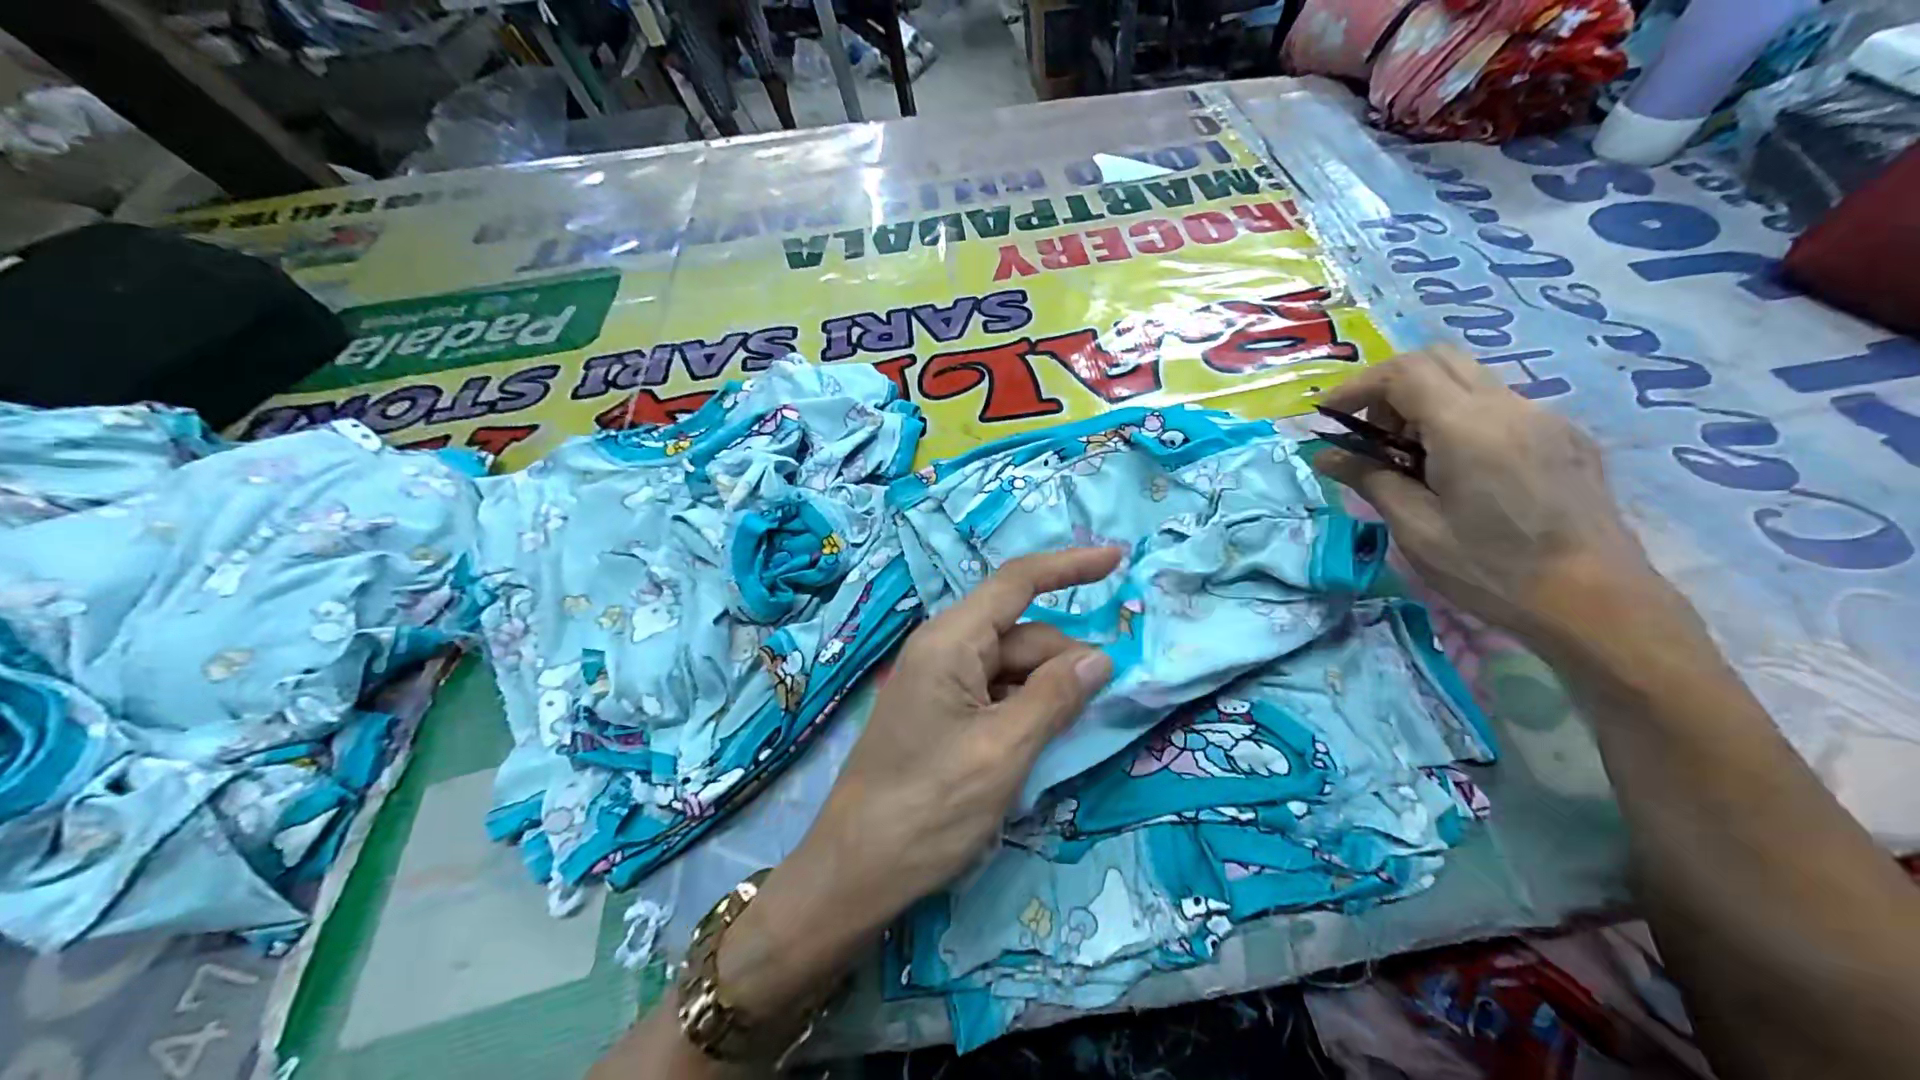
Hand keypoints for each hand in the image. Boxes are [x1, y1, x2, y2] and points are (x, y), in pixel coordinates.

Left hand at [712, 547, 1119, 1020]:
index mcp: (950, 642)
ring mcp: (940, 686)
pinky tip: (1041, 745)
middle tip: (1100, 706)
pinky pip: (997, 697)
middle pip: (1023, 635)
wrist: (855, 872)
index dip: (1069, 566)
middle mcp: (943, 651)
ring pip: (1013, 669)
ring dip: (1049, 691)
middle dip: (1066, 659)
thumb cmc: (928, 807)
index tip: (1117, 559)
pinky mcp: (942, 717)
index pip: (1016, 582)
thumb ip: (1054, 697)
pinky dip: (1027, 711)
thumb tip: (1099, 656)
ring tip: (1069, 736)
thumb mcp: (1003, 751)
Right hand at [1314, 346, 1659, 645]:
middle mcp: (1511, 407)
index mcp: (1469, 428)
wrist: (1597, 603)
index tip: (1329, 415)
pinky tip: (1456, 469)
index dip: (1357, 385)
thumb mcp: (1416, 529)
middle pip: (1439, 359)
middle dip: (1391, 386)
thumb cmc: (1492, 570)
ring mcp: (1545, 419)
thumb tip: (1324, 454)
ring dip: (1425, 402)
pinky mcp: (1565, 438)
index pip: (1404, 372)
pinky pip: (1500, 405)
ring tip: (1410, 457)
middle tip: (1370, 433)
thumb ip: (1370, 479)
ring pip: (1471, 379)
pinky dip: (1460, 418)